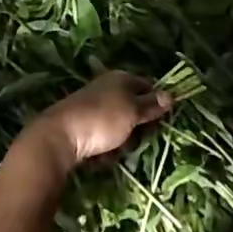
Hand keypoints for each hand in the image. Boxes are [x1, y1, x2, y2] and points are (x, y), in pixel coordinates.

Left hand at [25, 71, 170, 168]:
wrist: (62, 135)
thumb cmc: (102, 119)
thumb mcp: (132, 111)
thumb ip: (150, 104)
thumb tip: (170, 94)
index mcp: (119, 78)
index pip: (147, 85)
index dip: (158, 102)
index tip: (164, 120)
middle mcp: (108, 88)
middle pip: (136, 107)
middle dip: (141, 126)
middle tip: (139, 136)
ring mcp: (97, 106)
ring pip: (124, 125)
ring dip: (126, 139)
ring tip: (120, 147)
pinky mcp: (89, 124)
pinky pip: (109, 136)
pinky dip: (111, 146)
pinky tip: (107, 154)